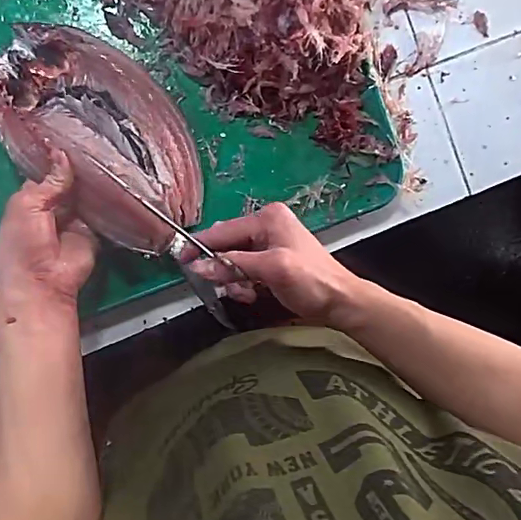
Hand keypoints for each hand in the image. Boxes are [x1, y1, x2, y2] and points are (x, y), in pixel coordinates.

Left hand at [0, 150, 96, 320]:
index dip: (57, 157)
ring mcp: (75, 218)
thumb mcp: (27, 205)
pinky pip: (103, 211)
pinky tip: (119, 180)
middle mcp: (54, 206)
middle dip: (80, 167)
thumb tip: (62, 154)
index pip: (47, 172)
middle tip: (98, 142)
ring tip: (112, 156)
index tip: (73, 136)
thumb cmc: (23, 245)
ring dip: (96, 181)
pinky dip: (109, 200)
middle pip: (70, 182)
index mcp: (31, 199)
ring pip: (88, 194)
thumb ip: (48, 181)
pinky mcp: (93, 231)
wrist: (44, 283)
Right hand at [189, 203, 378, 329]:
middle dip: (223, 268)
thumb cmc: (311, 281)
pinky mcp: (273, 261)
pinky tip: (252, 293)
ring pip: (234, 260)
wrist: (341, 301)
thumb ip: (233, 264)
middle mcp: (267, 225)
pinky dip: (244, 283)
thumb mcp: (270, 269)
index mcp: (268, 218)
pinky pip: (246, 270)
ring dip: (234, 280)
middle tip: (227, 287)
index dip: (200, 245)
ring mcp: (271, 243)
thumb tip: (198, 265)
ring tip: (247, 293)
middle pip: (228, 245)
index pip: (223, 230)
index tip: (180, 260)